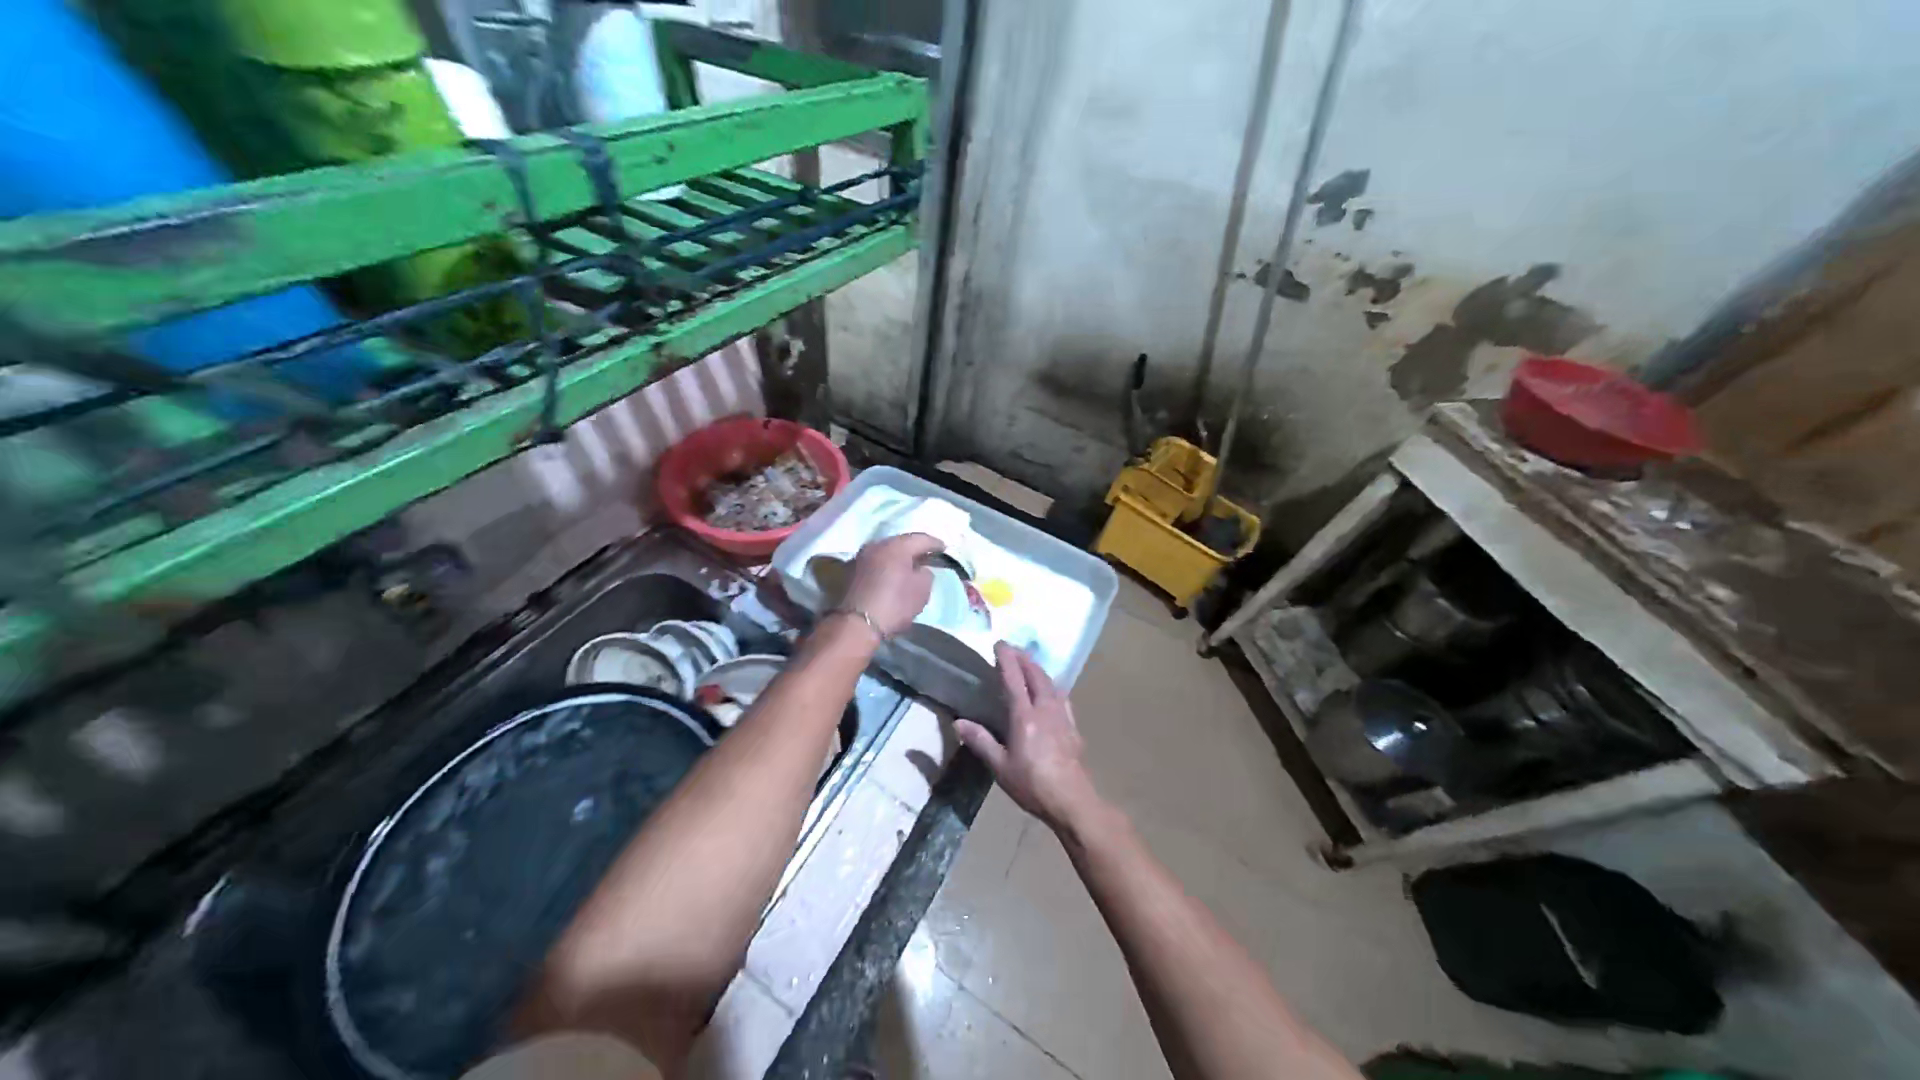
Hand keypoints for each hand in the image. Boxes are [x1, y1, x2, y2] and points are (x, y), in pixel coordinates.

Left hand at [841, 532, 942, 637]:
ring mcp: (860, 557)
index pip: (920, 539)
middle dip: (913, 549)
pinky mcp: (849, 571)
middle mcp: (876, 545)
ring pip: (884, 552)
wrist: (856, 624)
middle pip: (900, 543)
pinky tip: (889, 576)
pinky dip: (884, 566)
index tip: (944, 548)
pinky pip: (874, 563)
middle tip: (925, 556)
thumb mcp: (922, 591)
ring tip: (907, 567)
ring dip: (896, 558)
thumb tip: (920, 569)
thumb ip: (926, 574)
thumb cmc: (894, 604)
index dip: (934, 543)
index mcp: (896, 546)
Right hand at [953, 643, 1102, 831]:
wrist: (1072, 801)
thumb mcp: (1000, 767)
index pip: (1014, 679)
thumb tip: (958, 722)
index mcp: (1025, 717)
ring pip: (1052, 684)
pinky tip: (1052, 693)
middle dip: (1024, 659)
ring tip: (1030, 665)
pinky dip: (1053, 687)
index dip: (1007, 659)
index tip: (1000, 644)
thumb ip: (981, 741)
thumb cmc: (1032, 785)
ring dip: (1039, 670)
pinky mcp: (1073, 728)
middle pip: (1036, 675)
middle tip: (1013, 650)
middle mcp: (1045, 710)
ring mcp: (1063, 717)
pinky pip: (1063, 698)